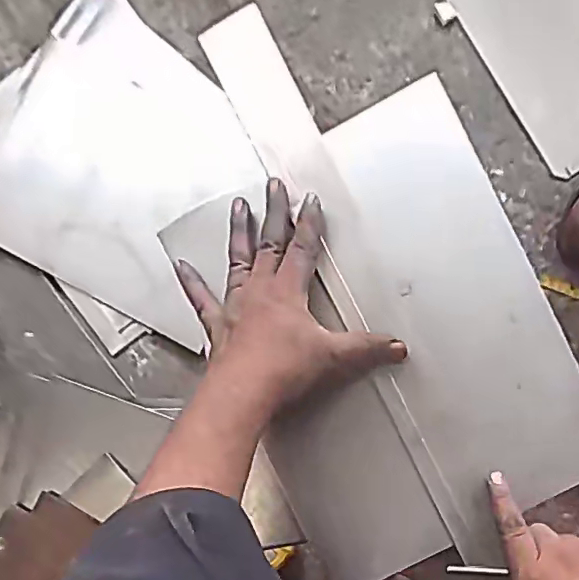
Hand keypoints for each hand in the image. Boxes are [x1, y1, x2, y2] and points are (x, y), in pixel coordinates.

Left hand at [175, 178, 406, 419]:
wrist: (245, 393)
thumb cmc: (283, 372)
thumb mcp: (335, 359)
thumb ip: (366, 350)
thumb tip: (396, 348)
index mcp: (288, 293)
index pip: (302, 249)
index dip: (309, 224)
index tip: (310, 201)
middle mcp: (260, 292)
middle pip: (269, 244)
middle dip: (274, 213)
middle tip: (274, 186)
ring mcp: (236, 308)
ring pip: (237, 261)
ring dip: (239, 234)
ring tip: (238, 208)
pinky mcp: (219, 329)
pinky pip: (202, 301)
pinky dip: (192, 284)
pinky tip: (182, 267)